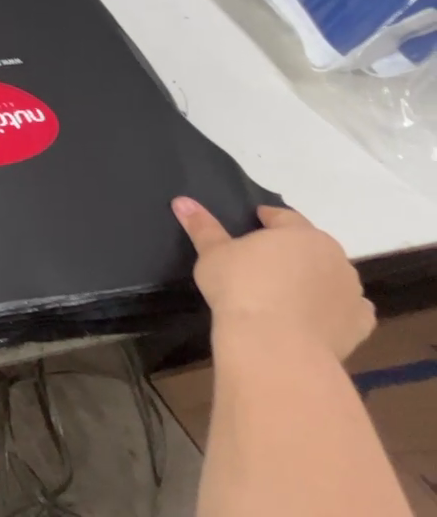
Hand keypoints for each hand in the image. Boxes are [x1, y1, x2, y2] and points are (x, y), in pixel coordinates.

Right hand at [173, 198, 374, 360]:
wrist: (276, 341)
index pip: (284, 216)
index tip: (251, 222)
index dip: (266, 218)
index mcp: (301, 235)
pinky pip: (346, 306)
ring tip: (281, 289)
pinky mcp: (360, 322)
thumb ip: (202, 226)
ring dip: (311, 276)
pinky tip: (309, 312)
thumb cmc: (240, 285)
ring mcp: (353, 291)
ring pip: (330, 275)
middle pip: (311, 246)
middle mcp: (336, 258)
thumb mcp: (211, 252)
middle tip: (261, 258)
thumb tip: (182, 201)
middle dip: (290, 249)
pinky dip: (330, 305)